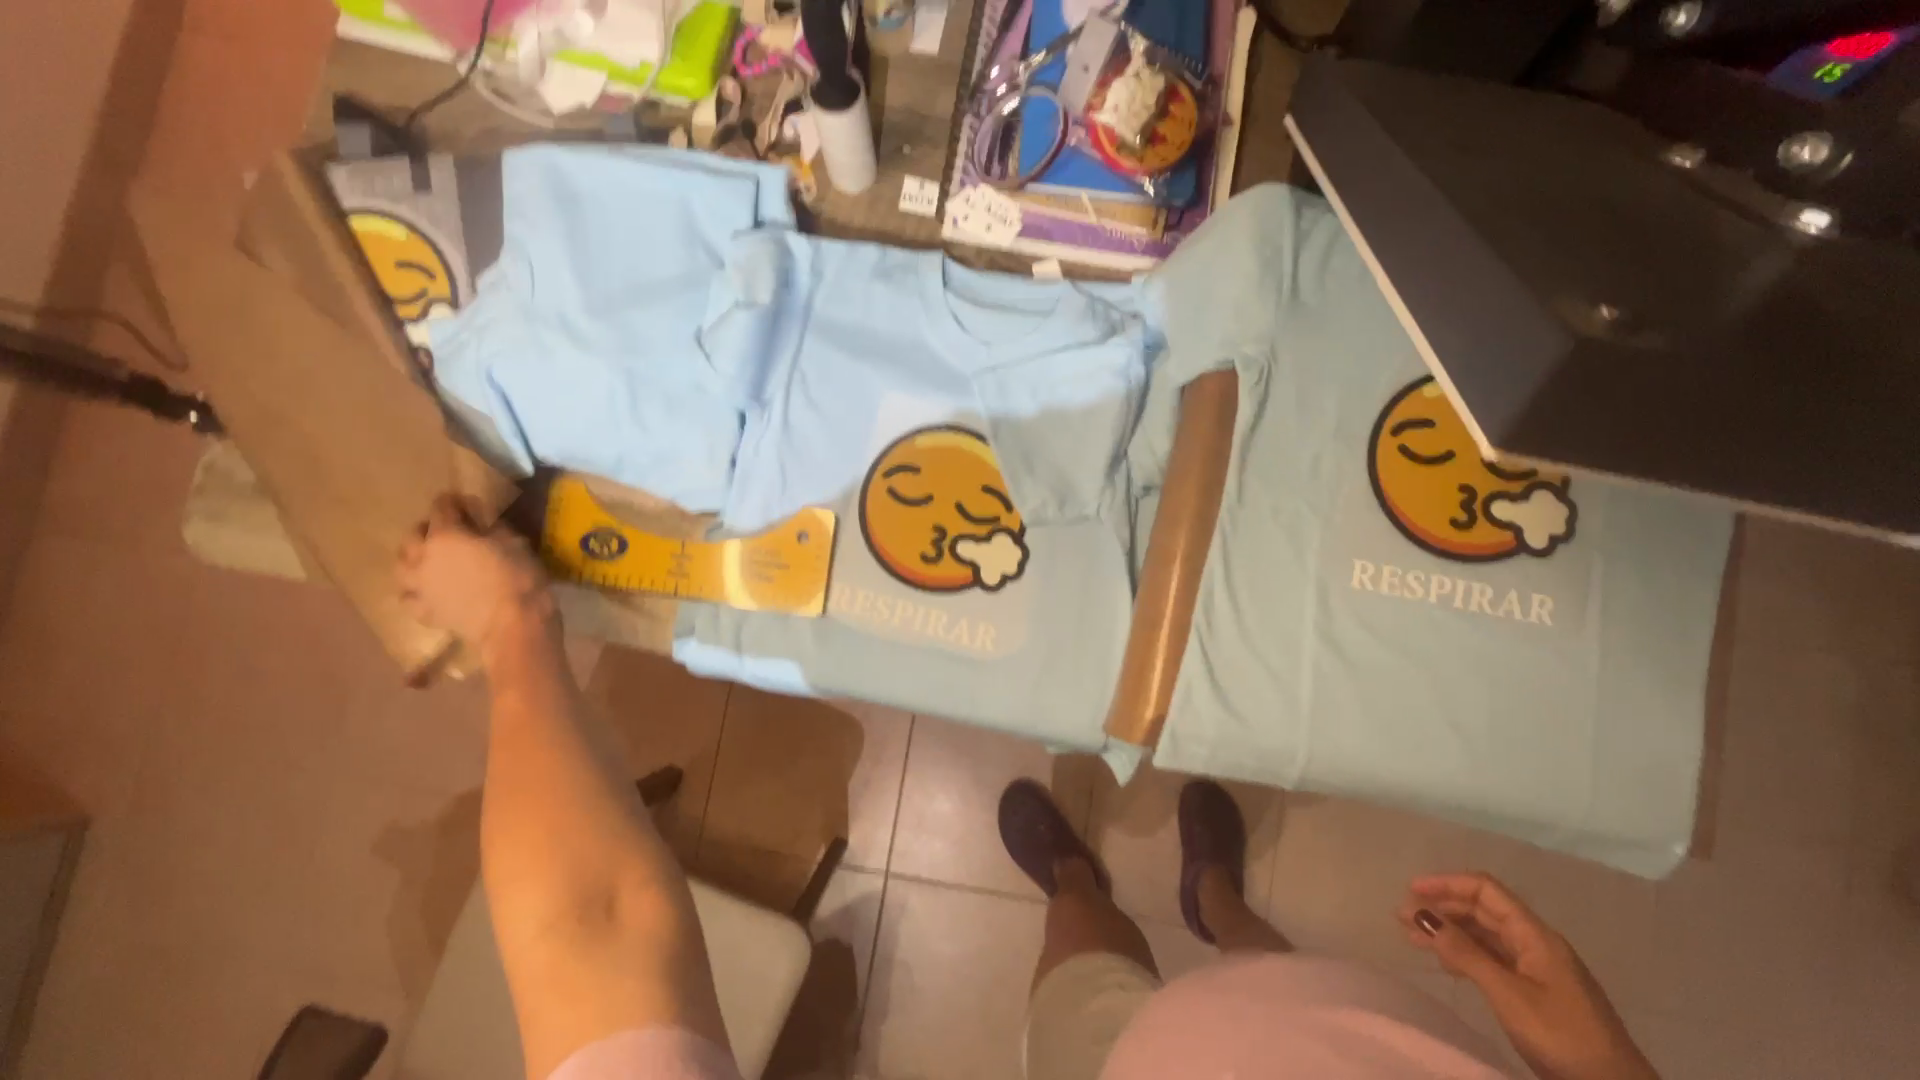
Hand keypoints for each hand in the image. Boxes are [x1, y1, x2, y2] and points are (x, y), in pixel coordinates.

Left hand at [397, 494, 553, 663]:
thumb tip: (479, 519)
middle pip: (413, 535)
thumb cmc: (519, 578)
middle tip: (446, 530)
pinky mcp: (425, 611)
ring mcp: (420, 587)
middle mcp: (423, 557)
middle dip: (428, 528)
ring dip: (412, 558)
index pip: (442, 508)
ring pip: (401, 566)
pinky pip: (409, 598)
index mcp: (446, 535)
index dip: (453, 501)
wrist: (514, 626)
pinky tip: (427, 591)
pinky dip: (416, 591)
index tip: (465, 502)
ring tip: (427, 559)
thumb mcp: (515, 542)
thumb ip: (492, 527)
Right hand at [1398, 873, 1657, 1079]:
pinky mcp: (1536, 991)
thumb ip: (1465, 952)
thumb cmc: (1561, 1035)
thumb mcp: (1508, 993)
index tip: (1411, 890)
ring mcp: (1538, 968)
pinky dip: (1465, 954)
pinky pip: (1493, 959)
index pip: (1487, 891)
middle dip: (1442, 908)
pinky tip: (1445, 962)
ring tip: (1413, 937)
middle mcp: (1537, 943)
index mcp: (1536, 935)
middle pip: (1484, 910)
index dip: (1448, 883)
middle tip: (1402, 918)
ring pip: (1486, 936)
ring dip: (1450, 931)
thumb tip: (1422, 914)